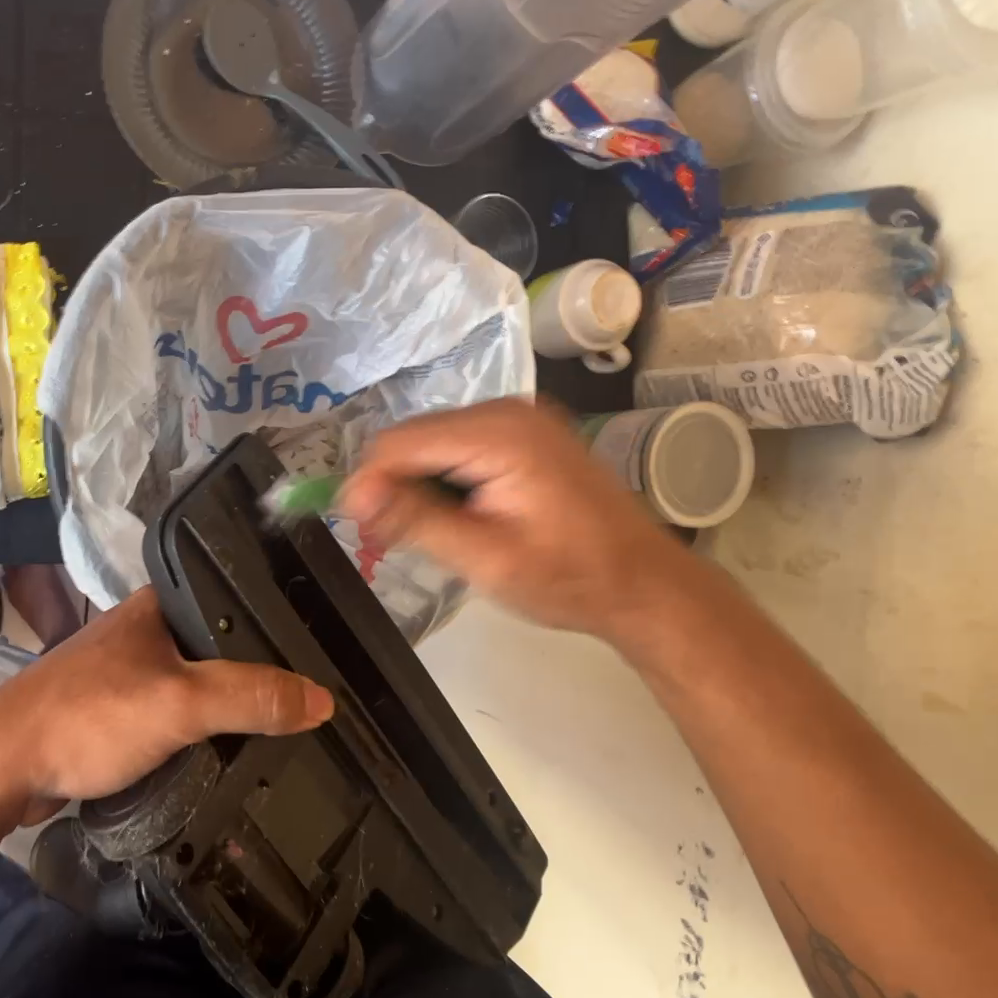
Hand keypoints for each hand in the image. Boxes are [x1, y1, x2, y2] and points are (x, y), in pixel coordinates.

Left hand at [0, 587, 332, 817]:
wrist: (4, 765)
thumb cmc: (89, 717)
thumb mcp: (180, 704)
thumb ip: (250, 696)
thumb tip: (322, 699)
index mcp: (158, 606)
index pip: (236, 605)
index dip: (280, 632)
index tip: (323, 663)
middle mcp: (143, 630)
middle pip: (219, 650)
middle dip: (258, 679)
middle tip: (308, 709)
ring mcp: (125, 671)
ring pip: (194, 686)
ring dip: (226, 710)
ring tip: (278, 734)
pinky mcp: (114, 710)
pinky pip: (171, 716)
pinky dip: (196, 733)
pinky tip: (223, 755)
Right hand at [337, 398, 695, 639]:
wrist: (645, 585)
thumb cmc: (569, 578)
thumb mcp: (484, 558)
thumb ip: (416, 520)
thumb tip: (352, 497)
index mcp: (499, 434)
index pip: (400, 442)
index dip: (368, 481)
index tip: (357, 525)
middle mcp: (507, 411)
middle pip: (414, 437)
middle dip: (389, 483)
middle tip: (384, 536)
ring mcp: (519, 419)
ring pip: (431, 442)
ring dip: (414, 482)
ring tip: (416, 531)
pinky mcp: (523, 435)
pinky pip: (458, 446)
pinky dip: (441, 478)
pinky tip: (450, 514)